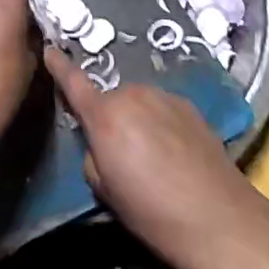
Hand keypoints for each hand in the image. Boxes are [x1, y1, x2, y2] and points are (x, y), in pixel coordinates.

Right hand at [43, 47, 268, 268]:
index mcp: (105, 115)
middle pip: (110, 99)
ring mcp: (164, 96)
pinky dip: (161, 123)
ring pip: (138, 103)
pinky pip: (162, 109)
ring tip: (154, 156)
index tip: (49, 47)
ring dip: (138, 119)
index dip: (59, 65)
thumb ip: (92, 153)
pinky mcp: (190, 105)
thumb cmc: (153, 211)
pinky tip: (176, 153)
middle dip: (110, 117)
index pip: (73, 81)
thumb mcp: (105, 190)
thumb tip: (100, 142)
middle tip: (121, 153)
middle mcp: (132, 94)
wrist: (219, 220)